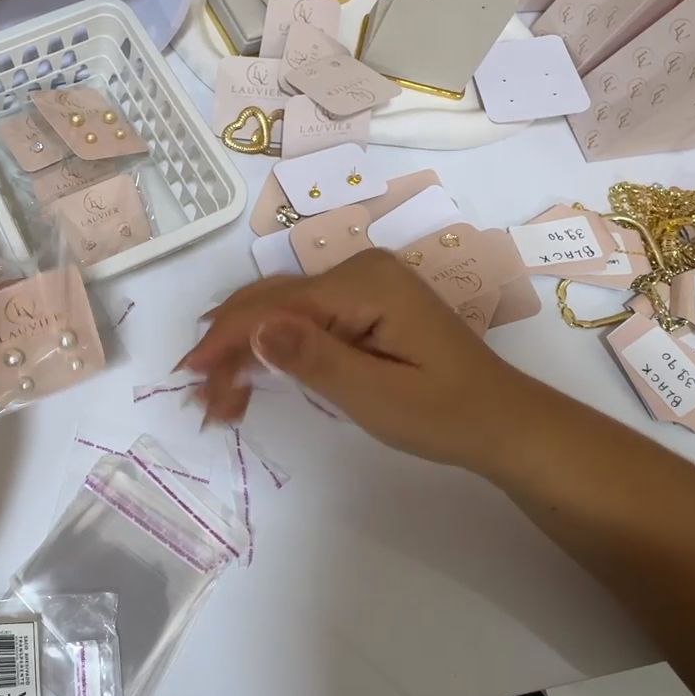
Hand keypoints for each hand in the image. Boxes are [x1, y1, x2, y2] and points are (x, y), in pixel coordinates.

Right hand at [180, 249, 560, 470]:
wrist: (504, 424)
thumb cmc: (448, 415)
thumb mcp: (379, 396)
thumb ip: (315, 360)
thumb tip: (256, 329)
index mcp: (365, 284)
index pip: (275, 306)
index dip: (227, 339)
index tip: (190, 377)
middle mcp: (355, 271)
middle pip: (269, 303)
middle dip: (228, 348)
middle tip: (203, 397)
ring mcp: (356, 285)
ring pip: (276, 311)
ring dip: (243, 351)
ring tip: (220, 398)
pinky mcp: (355, 304)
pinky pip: (298, 319)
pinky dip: (269, 348)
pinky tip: (248, 376)